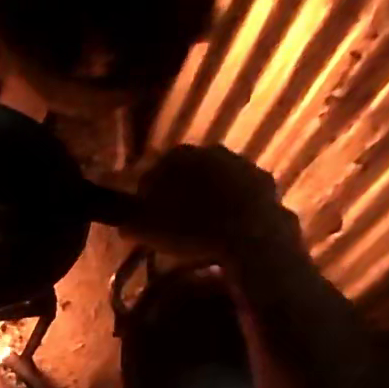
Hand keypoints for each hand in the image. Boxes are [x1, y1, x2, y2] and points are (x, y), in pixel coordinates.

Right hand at [127, 145, 305, 266]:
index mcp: (179, 157)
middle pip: (187, 172)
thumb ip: (132, 223)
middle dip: (177, 193)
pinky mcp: (263, 182)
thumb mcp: (149, 232)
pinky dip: (230, 207)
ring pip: (214, 180)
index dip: (145, 195)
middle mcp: (211, 151)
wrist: (250, 236)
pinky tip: (224, 229)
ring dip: (205, 198)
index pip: (153, 171)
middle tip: (169, 221)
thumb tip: (125, 224)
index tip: (142, 216)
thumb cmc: (191, 230)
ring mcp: (241, 164)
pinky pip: (238, 193)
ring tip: (198, 227)